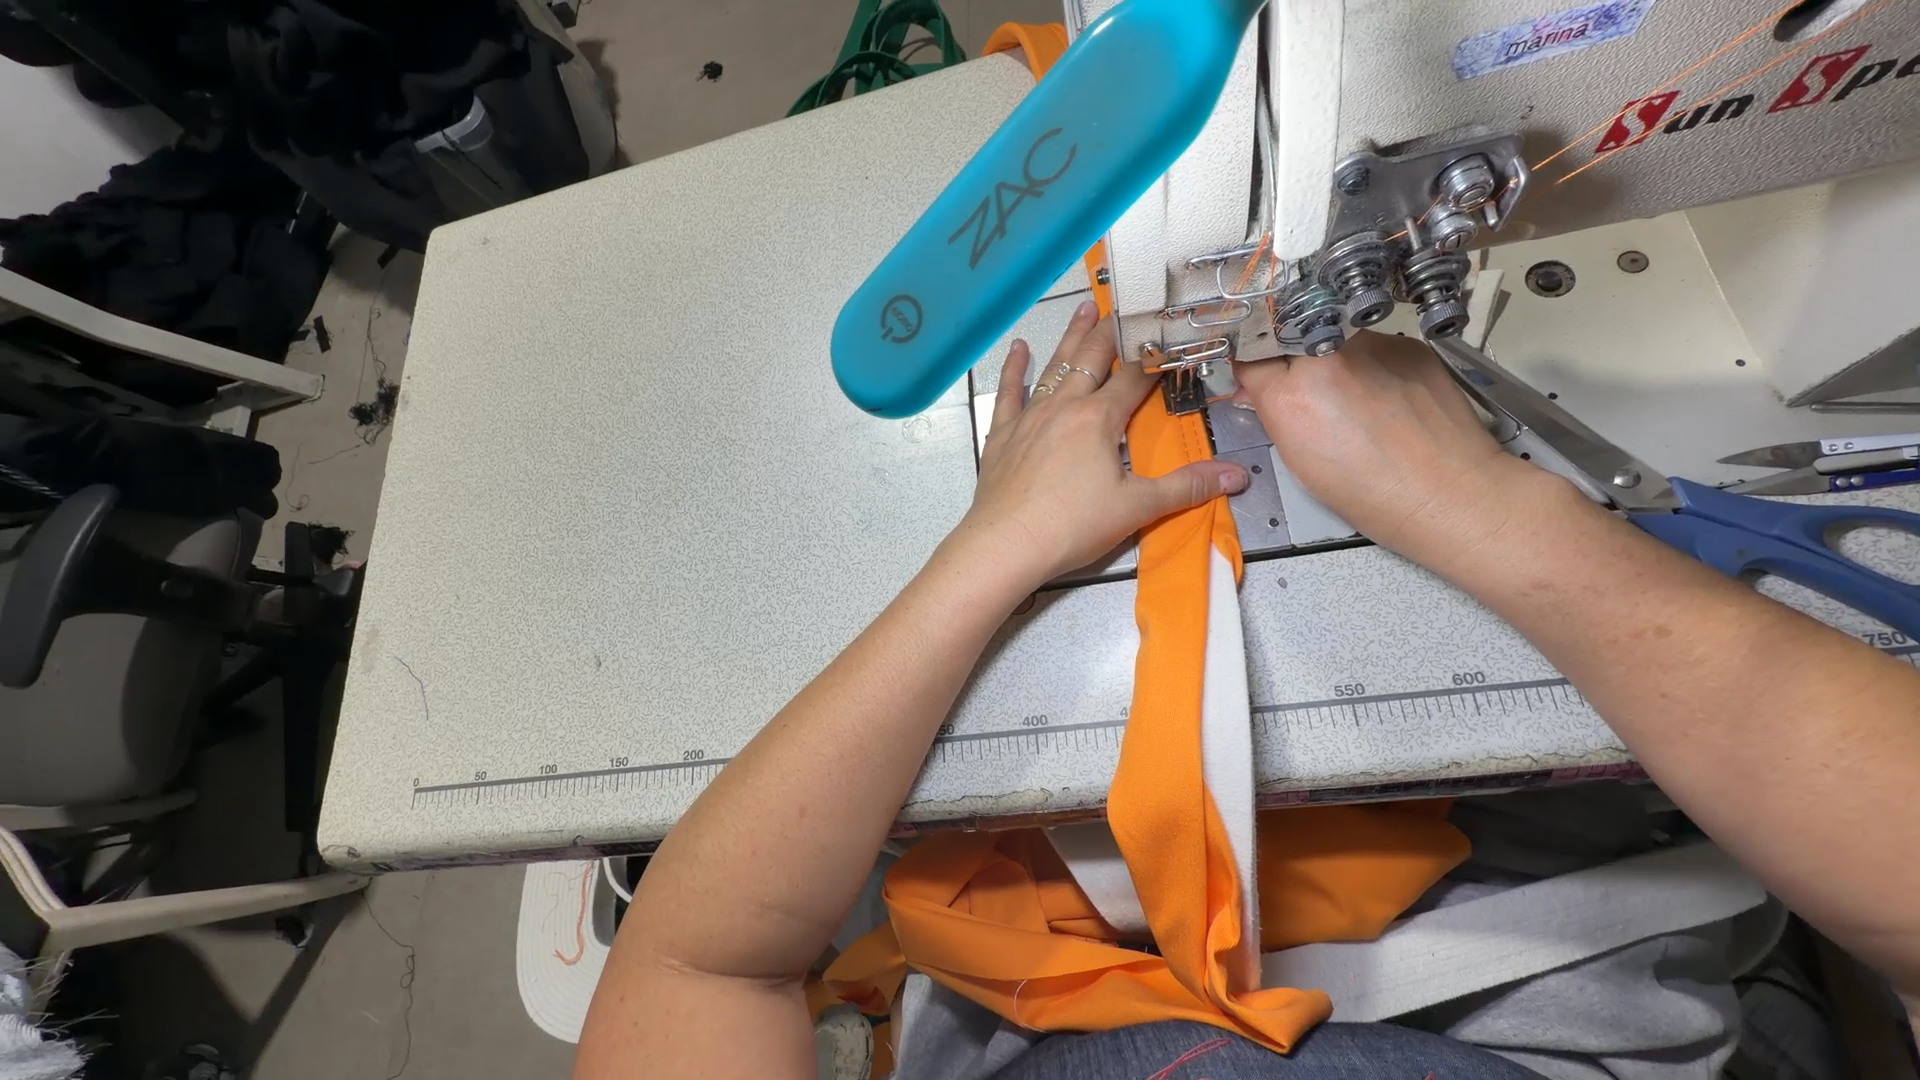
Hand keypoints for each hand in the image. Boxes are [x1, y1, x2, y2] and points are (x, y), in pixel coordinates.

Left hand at [954, 301, 1248, 586]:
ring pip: (1054, 368)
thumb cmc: (1072, 526)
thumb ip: (1186, 488)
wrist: (1007, 544)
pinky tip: (1019, 349)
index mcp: (1099, 418)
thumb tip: (1237, 476)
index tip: (1168, 331)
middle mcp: (1064, 407)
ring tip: (1082, 309)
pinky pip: (1009, 392)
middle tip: (1124, 304)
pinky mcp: (1003, 434)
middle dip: (1112, 330)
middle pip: (1092, 359)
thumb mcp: (1137, 508)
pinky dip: (1015, 369)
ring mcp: (1029, 417)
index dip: (1154, 354)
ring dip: (1071, 337)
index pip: (1134, 378)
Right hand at [1232, 330, 1545, 560]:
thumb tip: (1255, 391)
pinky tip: (1381, 397)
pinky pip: (1372, 346)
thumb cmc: (1369, 490)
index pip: (1250, 356)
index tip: (1253, 375)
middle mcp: (1329, 357)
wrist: (1445, 492)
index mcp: (1290, 392)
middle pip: (1290, 338)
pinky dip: (1368, 365)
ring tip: (1350, 401)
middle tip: (1302, 391)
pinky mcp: (1408, 344)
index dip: (1250, 367)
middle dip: (1288, 359)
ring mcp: (1373, 345)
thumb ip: (1271, 413)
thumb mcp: (1296, 459)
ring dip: (1330, 359)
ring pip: (1333, 338)